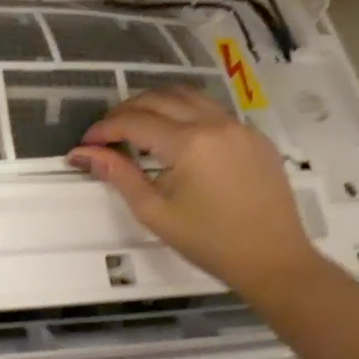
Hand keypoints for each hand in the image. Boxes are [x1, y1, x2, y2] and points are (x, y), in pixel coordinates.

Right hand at [67, 86, 322, 296]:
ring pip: (186, 95)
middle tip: (108, 134)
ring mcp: (238, 126)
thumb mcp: (155, 212)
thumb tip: (81, 153)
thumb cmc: (211, 242)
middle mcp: (214, 124)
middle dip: (126, 111)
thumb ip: (118, 175)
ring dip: (156, 104)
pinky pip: (212, 109)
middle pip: (157, 99)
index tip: (87, 144)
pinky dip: (185, 112)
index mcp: (188, 144)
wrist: (276, 262)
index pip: (133, 122)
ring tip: (139, 125)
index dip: (104, 129)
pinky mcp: (254, 136)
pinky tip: (177, 136)